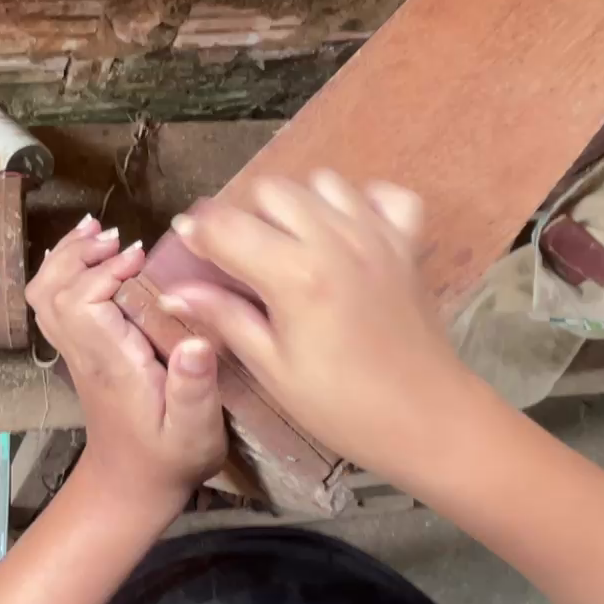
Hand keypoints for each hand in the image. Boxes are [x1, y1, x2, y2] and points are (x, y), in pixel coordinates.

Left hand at [26, 215, 225, 521]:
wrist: (131, 485)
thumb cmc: (168, 459)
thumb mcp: (195, 432)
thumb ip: (194, 388)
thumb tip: (197, 342)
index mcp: (109, 363)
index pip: (81, 303)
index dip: (104, 272)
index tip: (139, 258)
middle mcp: (82, 351)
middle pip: (51, 291)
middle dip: (78, 254)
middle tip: (117, 236)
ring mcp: (74, 350)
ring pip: (45, 294)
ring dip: (65, 257)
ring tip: (97, 230)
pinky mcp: (78, 350)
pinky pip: (53, 302)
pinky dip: (62, 269)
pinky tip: (86, 252)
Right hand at [157, 171, 495, 481]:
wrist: (429, 420)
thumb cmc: (342, 405)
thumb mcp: (273, 368)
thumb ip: (224, 316)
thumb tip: (173, 292)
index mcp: (295, 275)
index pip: (227, 227)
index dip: (197, 230)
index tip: (185, 240)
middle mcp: (335, 239)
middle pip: (271, 190)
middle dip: (245, 215)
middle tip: (240, 254)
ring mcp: (376, 234)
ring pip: (320, 182)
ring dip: (297, 204)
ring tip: (291, 243)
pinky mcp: (406, 241)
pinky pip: (381, 193)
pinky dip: (358, 201)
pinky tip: (346, 231)